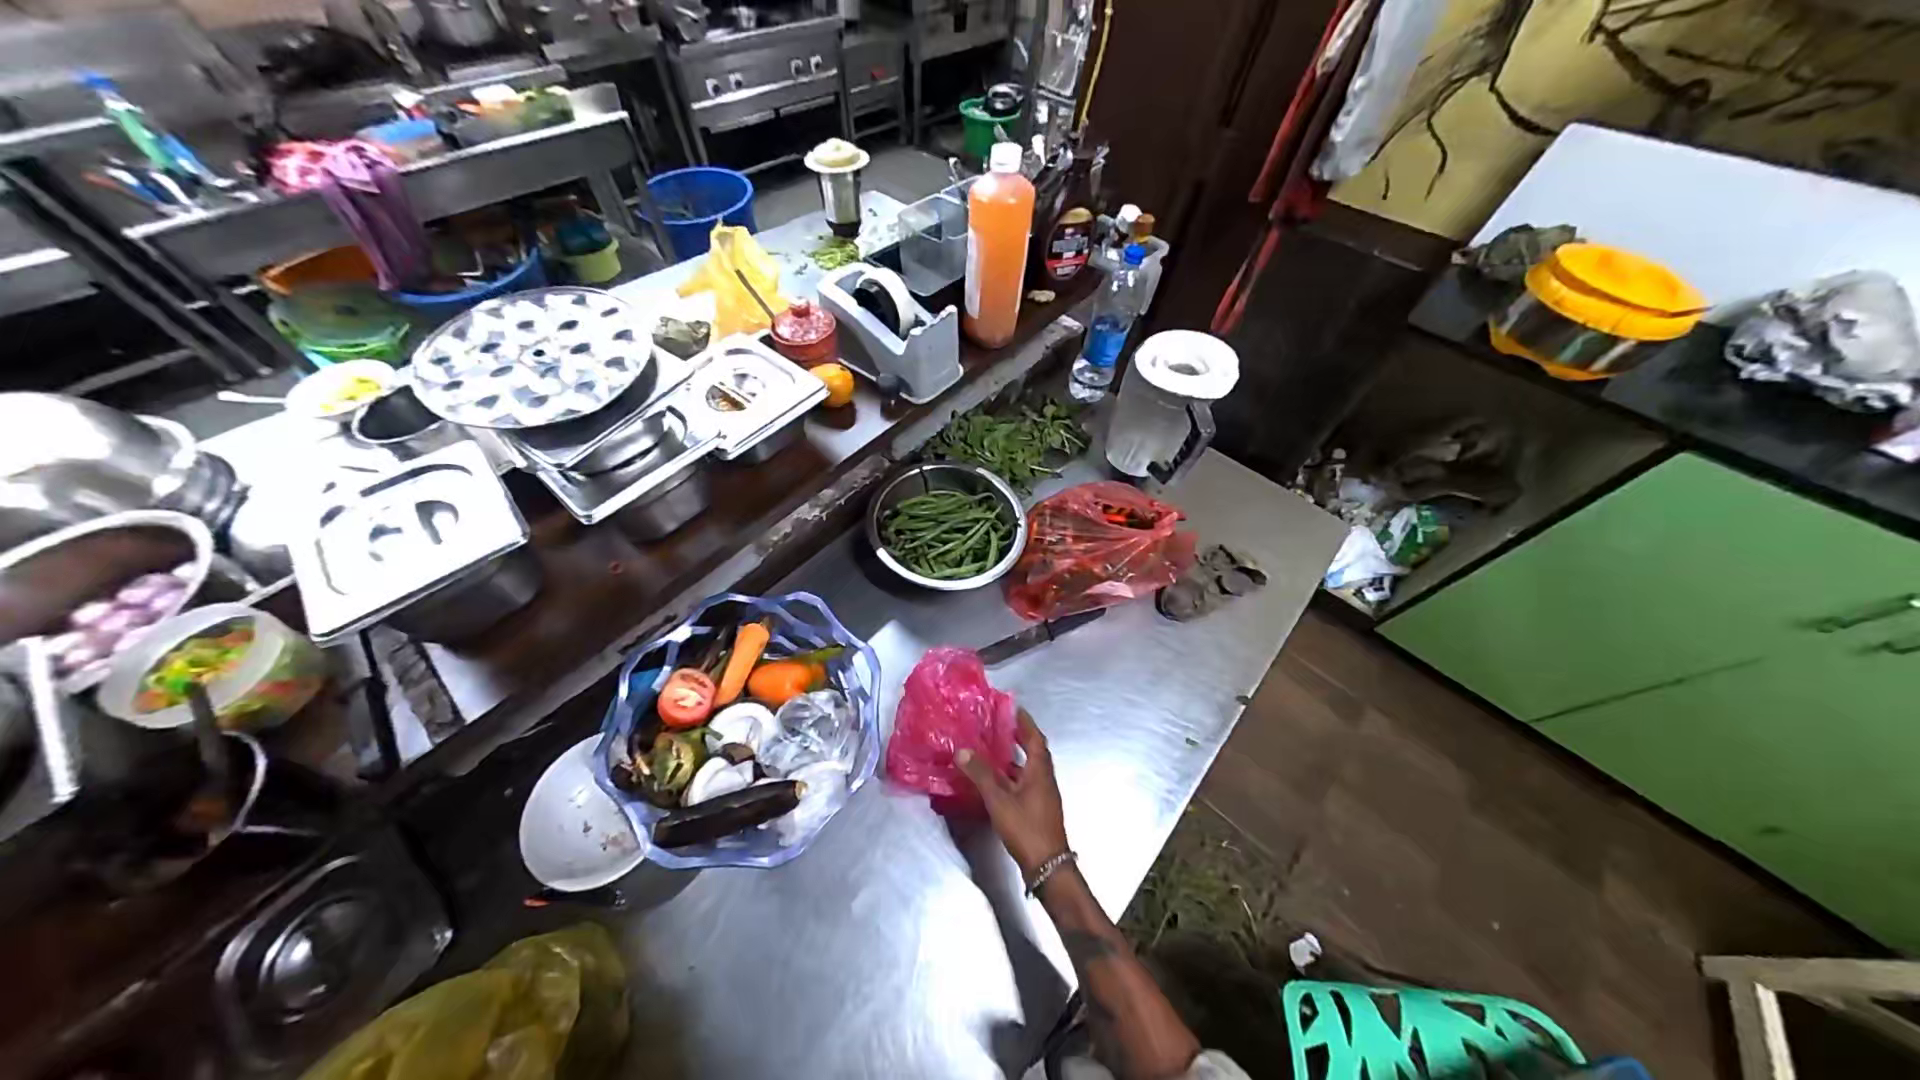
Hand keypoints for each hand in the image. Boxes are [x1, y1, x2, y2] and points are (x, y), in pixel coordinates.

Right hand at [956, 708, 1069, 878]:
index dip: (1025, 722)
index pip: (1035, 738)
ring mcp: (1042, 796)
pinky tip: (995, 781)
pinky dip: (1010, 776)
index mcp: (1040, 771)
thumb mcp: (999, 800)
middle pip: (1034, 752)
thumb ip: (981, 775)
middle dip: (1019, 737)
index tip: (1013, 708)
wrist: (1047, 866)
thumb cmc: (1026, 828)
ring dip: (1013, 758)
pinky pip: (1023, 783)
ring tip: (992, 749)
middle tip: (1000, 725)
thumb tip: (962, 751)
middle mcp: (1044, 779)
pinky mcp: (1037, 809)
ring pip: (1027, 769)